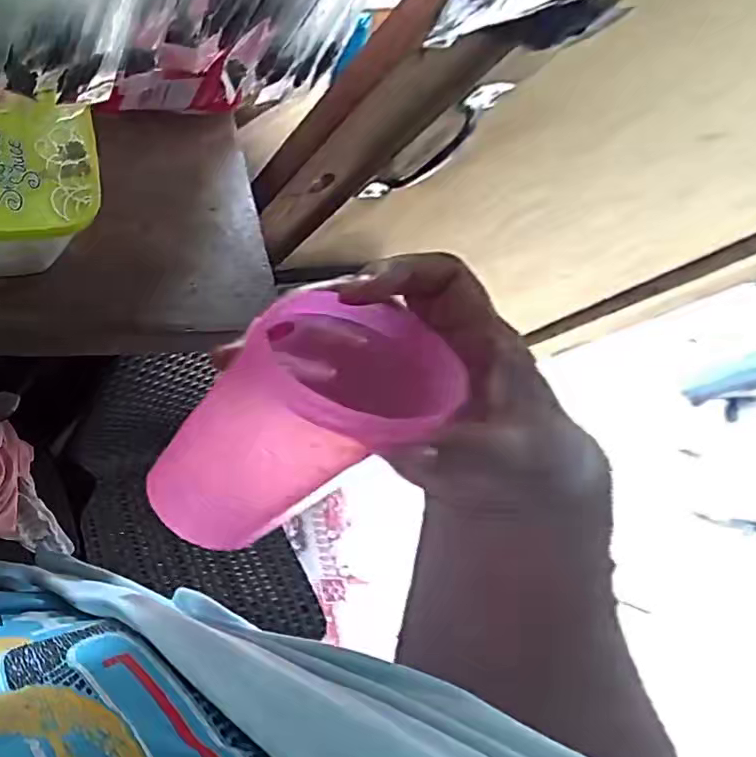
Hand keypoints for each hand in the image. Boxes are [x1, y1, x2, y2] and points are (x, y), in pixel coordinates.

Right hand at [221, 254, 608, 522]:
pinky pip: (312, 370)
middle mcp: (421, 338)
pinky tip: (242, 380)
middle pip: (361, 301)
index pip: (438, 278)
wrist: (510, 484)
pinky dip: (275, 370)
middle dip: (309, 305)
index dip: (397, 272)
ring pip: (327, 333)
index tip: (353, 291)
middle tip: (265, 326)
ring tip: (232, 356)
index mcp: (470, 334)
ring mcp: (385, 364)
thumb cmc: (523, 457)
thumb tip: (415, 448)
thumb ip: (467, 450)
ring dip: (276, 338)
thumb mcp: (505, 454)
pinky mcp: (358, 392)